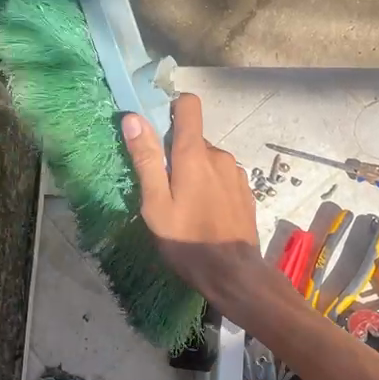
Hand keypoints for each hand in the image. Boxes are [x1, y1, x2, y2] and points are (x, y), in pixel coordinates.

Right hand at [123, 93, 283, 319]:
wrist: (233, 274)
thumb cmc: (187, 242)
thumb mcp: (156, 205)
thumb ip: (146, 160)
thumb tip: (132, 118)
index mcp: (195, 155)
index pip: (189, 105)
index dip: (171, 108)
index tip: (157, 130)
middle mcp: (220, 156)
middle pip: (194, 139)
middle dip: (177, 155)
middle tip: (165, 190)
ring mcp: (237, 174)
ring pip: (209, 161)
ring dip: (195, 174)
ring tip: (185, 208)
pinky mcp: (246, 191)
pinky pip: (222, 178)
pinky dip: (211, 188)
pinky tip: (206, 215)